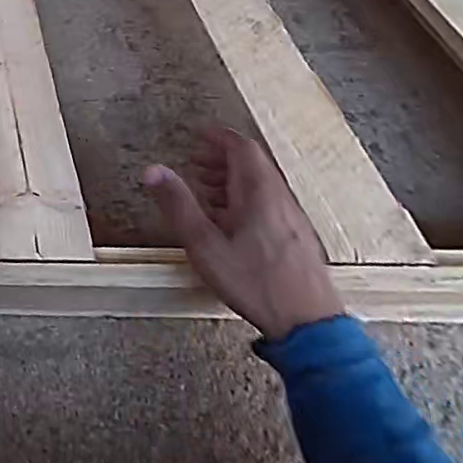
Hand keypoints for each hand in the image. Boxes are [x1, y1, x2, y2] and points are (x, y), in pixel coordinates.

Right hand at [143, 127, 344, 338]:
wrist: (309, 327)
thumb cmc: (256, 284)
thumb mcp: (205, 245)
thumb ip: (178, 205)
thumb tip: (154, 171)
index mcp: (259, 193)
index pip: (241, 147)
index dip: (218, 137)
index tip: (199, 135)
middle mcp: (279, 199)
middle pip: (252, 164)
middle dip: (221, 158)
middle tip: (197, 165)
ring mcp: (291, 219)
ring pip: (261, 184)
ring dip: (232, 179)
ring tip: (207, 193)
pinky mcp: (296, 238)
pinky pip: (269, 203)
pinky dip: (246, 199)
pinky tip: (230, 223)